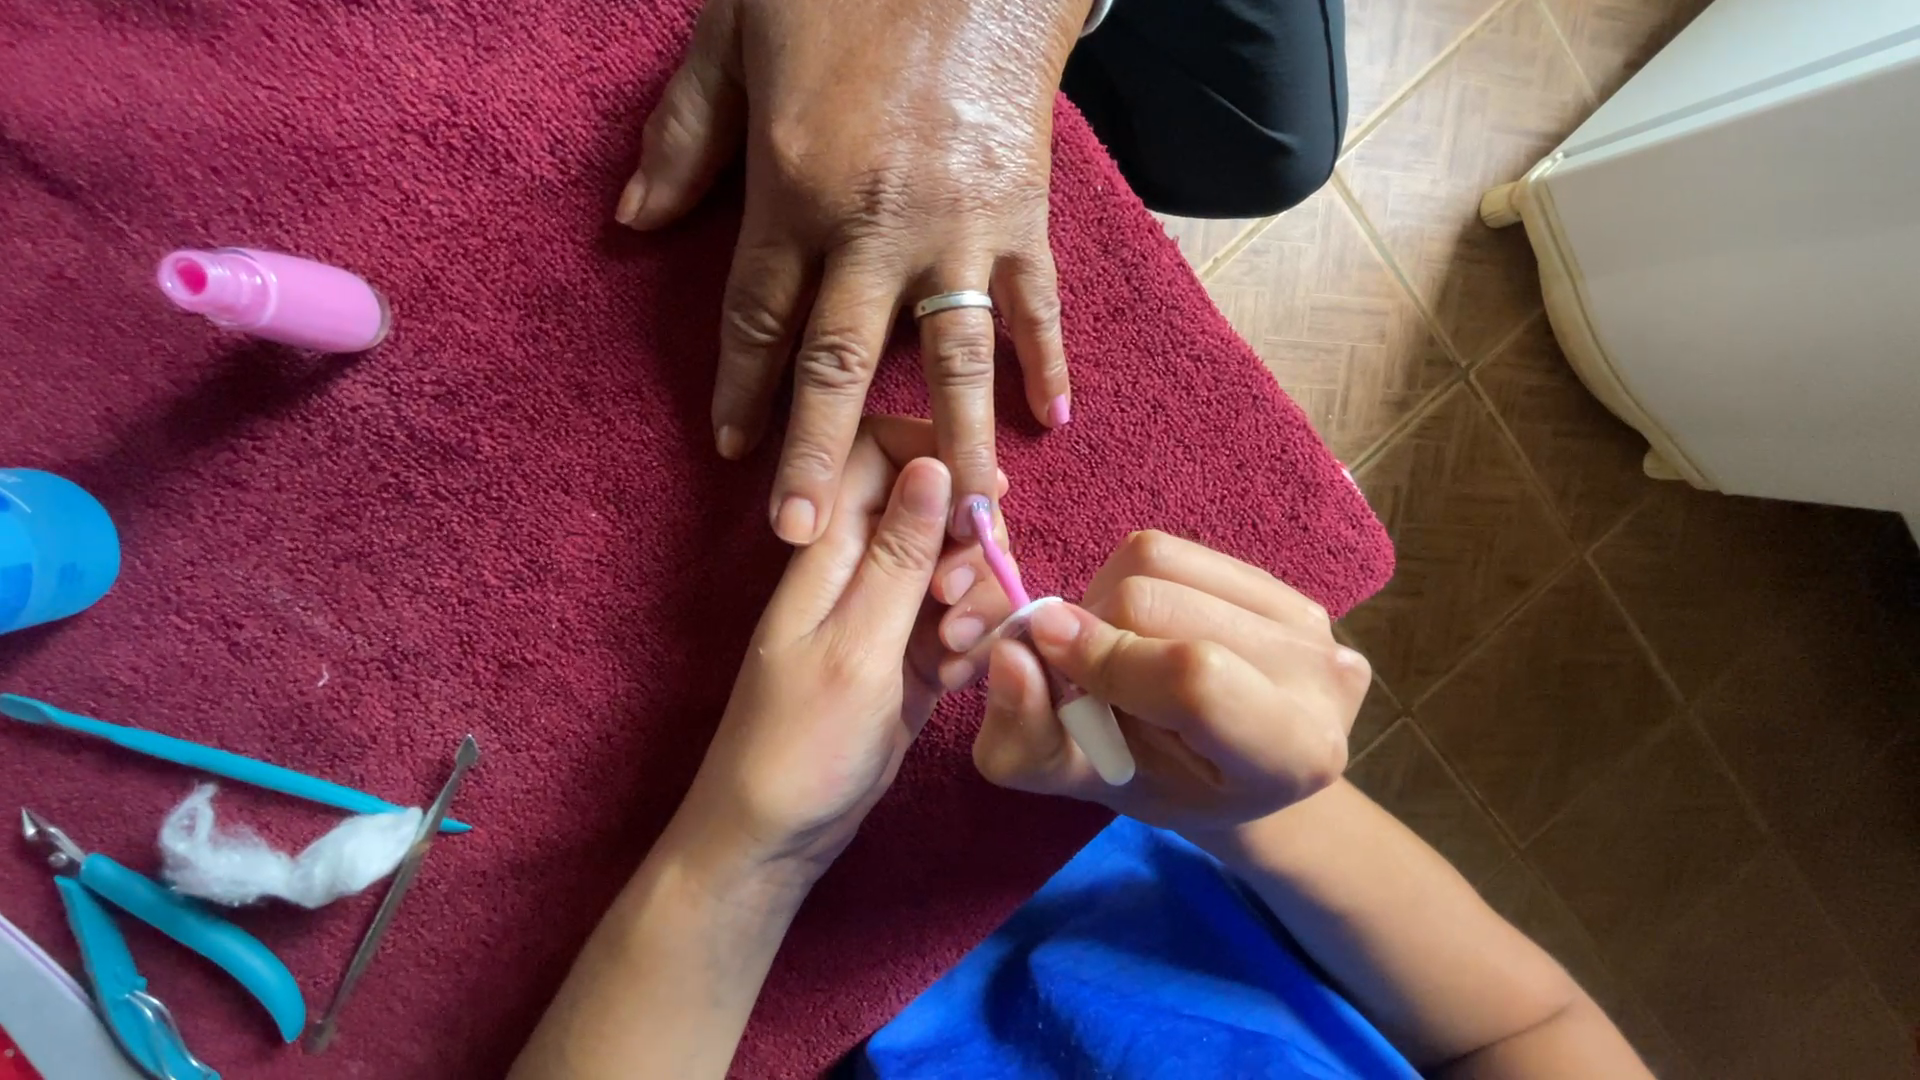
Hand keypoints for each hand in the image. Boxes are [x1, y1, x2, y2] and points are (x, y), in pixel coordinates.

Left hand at [617, 0, 1086, 545]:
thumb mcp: (732, 28)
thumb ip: (683, 134)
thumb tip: (632, 220)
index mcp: (795, 186)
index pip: (757, 317)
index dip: (740, 390)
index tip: (732, 455)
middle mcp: (875, 228)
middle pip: (840, 365)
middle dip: (820, 456)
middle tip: (806, 534)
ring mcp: (958, 229)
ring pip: (950, 357)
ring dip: (952, 441)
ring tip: (961, 517)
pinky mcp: (1023, 217)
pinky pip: (1037, 303)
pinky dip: (1047, 360)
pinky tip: (1052, 417)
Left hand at [677, 419, 1011, 874]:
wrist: (779, 835)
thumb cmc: (803, 742)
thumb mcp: (859, 645)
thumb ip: (900, 555)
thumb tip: (935, 465)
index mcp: (829, 547)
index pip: (878, 453)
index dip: (936, 457)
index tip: (983, 496)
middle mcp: (860, 567)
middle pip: (934, 508)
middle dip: (966, 543)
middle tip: (957, 600)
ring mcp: (887, 611)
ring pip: (955, 565)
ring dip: (973, 601)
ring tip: (953, 655)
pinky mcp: (910, 651)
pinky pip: (958, 618)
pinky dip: (968, 642)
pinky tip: (953, 682)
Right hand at [946, 531, 1368, 834]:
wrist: (1232, 766)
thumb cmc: (1161, 785)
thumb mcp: (1084, 783)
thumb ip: (1030, 738)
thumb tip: (1012, 650)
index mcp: (1290, 754)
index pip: (1195, 678)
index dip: (1109, 657)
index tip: (1045, 650)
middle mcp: (1322, 677)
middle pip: (1160, 604)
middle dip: (1094, 631)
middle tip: (1090, 675)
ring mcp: (1313, 621)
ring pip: (1160, 562)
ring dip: (1107, 599)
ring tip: (1122, 649)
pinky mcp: (1285, 582)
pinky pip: (1173, 548)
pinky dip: (1131, 578)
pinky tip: (1148, 624)